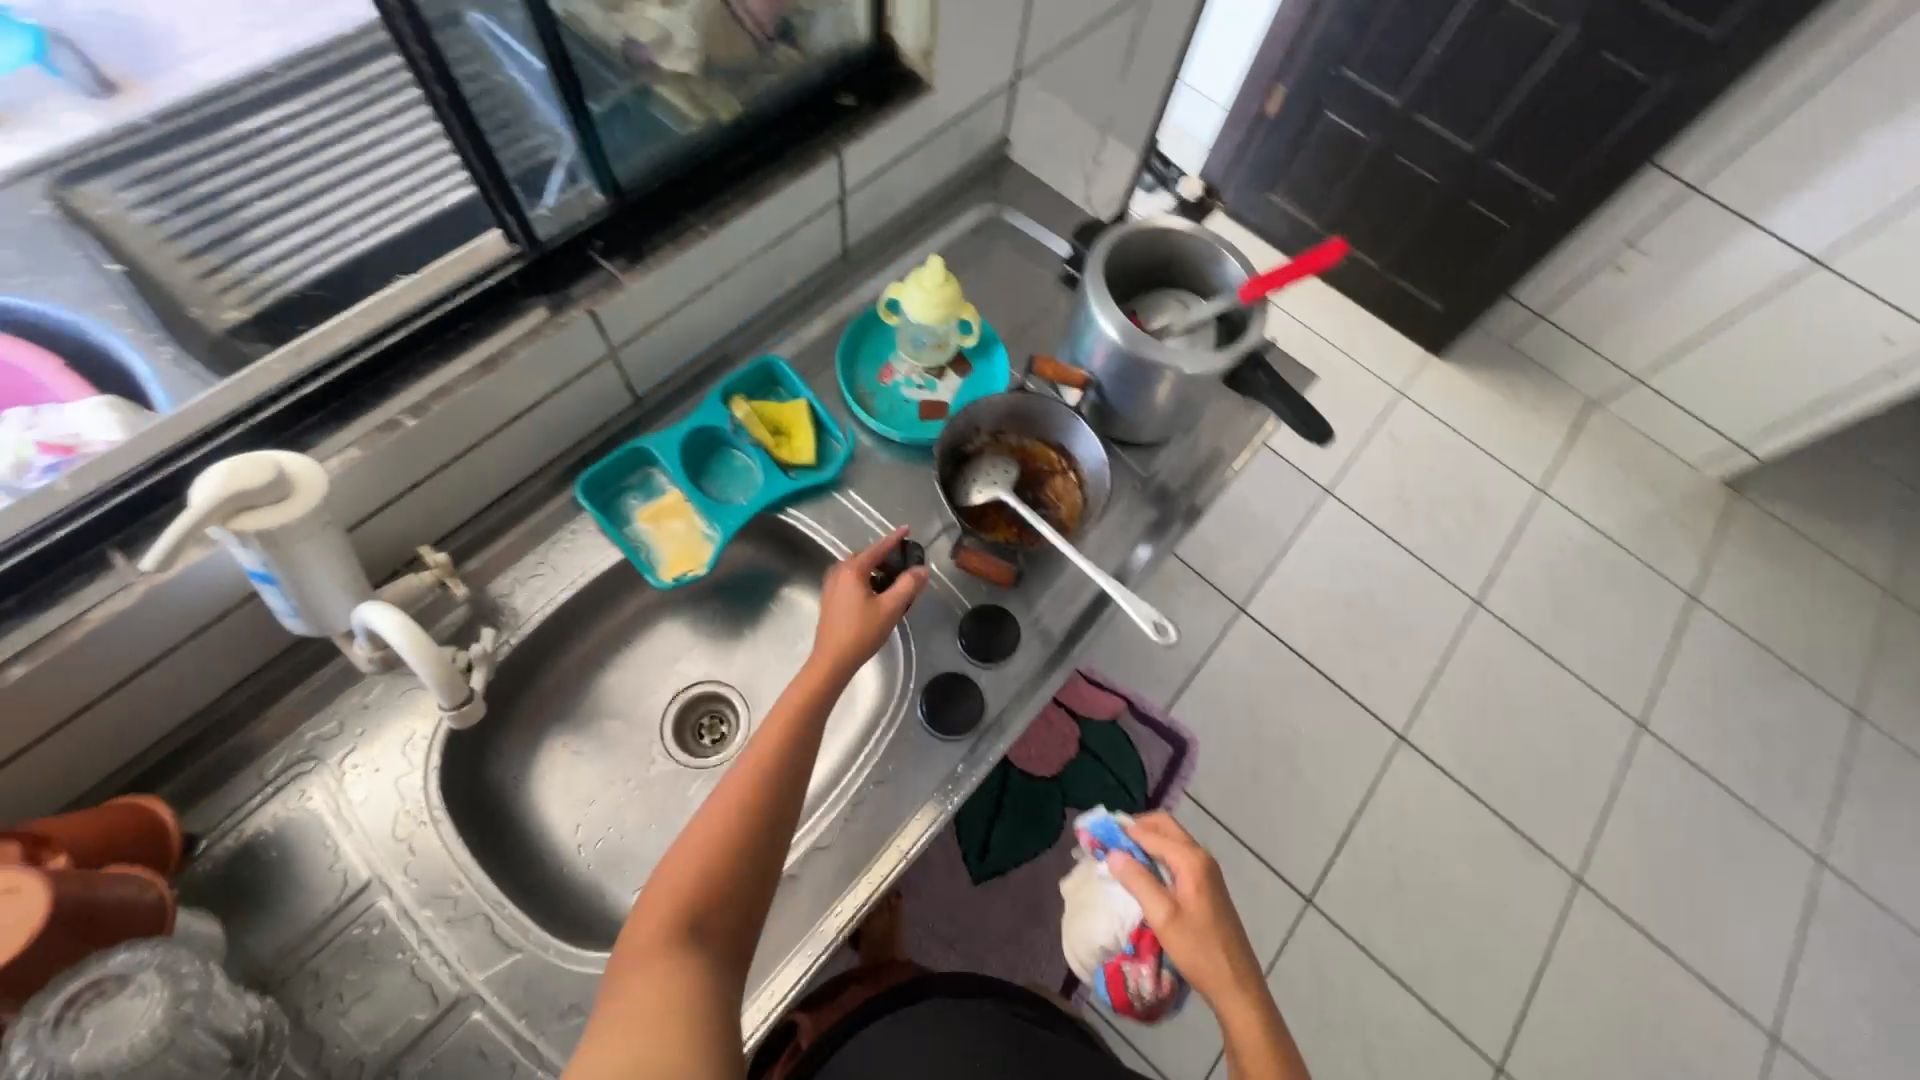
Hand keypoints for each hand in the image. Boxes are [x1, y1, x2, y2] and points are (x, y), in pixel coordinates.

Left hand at [810, 527, 928, 678]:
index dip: (894, 538)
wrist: (832, 660)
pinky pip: (851, 581)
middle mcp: (839, 572)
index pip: (878, 548)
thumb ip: (908, 585)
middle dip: (886, 559)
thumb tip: (922, 569)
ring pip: (858, 570)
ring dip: (876, 572)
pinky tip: (877, 596)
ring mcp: (831, 585)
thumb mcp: (891, 608)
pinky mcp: (830, 598)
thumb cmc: (861, 632)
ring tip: (894, 584)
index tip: (908, 529)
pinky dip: (866, 581)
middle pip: (867, 557)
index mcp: (853, 570)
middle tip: (905, 568)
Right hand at [1107, 812, 1268, 1007]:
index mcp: (1191, 860)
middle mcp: (1201, 857)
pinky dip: (1157, 856)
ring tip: (1120, 856)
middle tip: (1109, 841)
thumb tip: (1113, 852)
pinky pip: (1177, 857)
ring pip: (1171, 841)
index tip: (1097, 835)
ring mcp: (1206, 871)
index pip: (1151, 832)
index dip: (1123, 831)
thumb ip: (1137, 880)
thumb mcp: (1162, 917)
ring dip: (1146, 841)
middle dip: (1136, 828)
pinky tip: (1142, 873)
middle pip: (1164, 827)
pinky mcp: (1206, 885)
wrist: (1237, 984)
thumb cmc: (1198, 950)